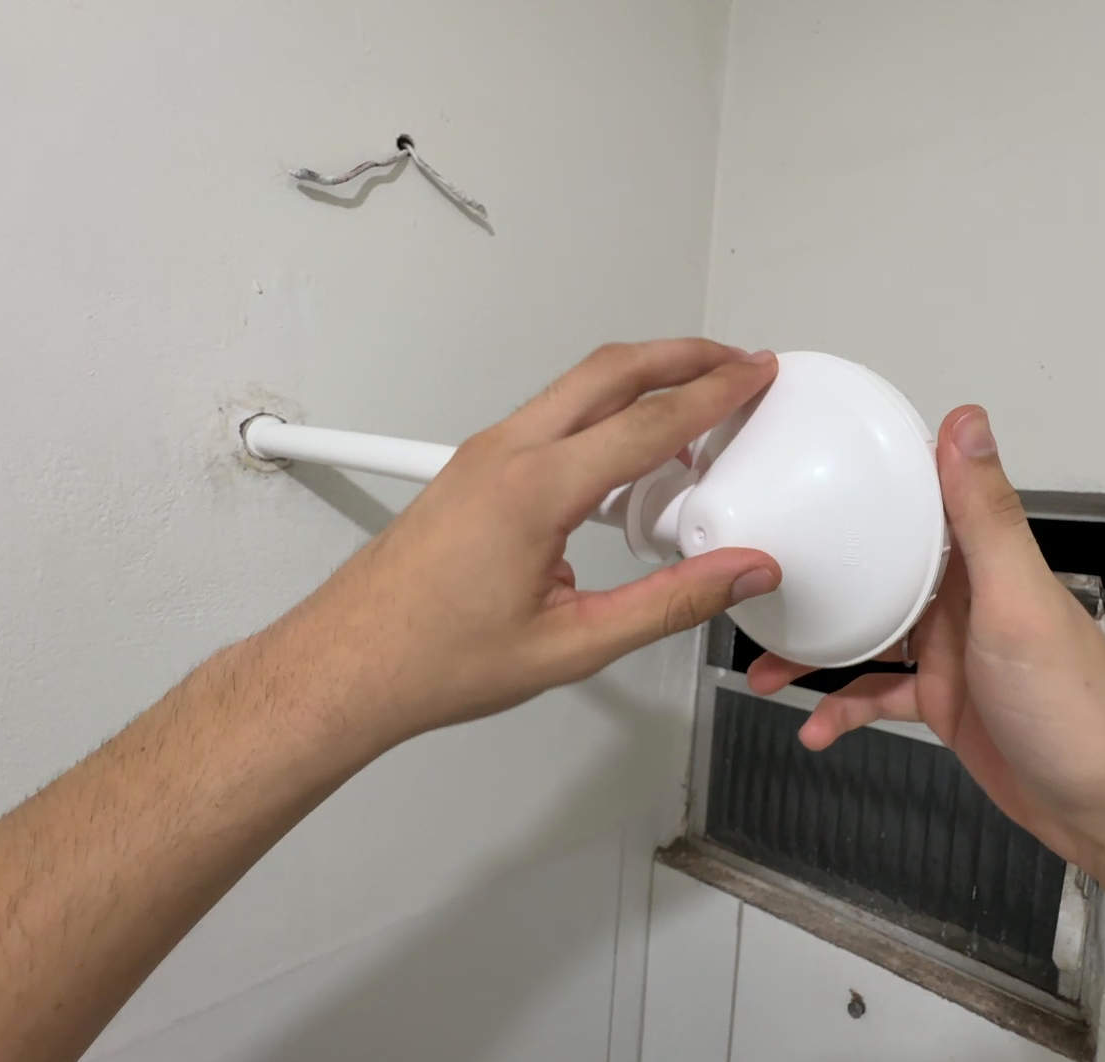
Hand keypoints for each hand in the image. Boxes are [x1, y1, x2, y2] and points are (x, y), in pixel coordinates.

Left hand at [268, 339, 781, 755]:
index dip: (717, 391)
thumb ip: (670, 602)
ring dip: (644, 380)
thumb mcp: (575, 644)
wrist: (350, 663)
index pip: (650, 421)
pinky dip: (606, 412)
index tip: (754, 374)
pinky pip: (554, 416)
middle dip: (684, 355)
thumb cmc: (435, 657)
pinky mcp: (477, 467)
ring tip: (695, 406)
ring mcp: (487, 454)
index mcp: (535, 489)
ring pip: (580, 386)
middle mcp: (507, 453)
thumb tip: (737, 572)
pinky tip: (630, 453)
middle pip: (612, 370)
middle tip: (734, 361)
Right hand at [746, 405, 1104, 869]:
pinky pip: (877, 697)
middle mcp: (963, 601)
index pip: (920, 506)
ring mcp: (950, 652)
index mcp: (981, 564)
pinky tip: (816, 729)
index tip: (814, 474)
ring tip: (768, 672)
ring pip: (866, 640)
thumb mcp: (1017, 602)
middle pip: (877, 576)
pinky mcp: (942, 700)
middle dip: (822, 583)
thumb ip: (985, 517)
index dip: (871, 487)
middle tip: (766, 589)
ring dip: (817, 656)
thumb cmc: (1075, 706)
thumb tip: (967, 422)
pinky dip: (844, 711)